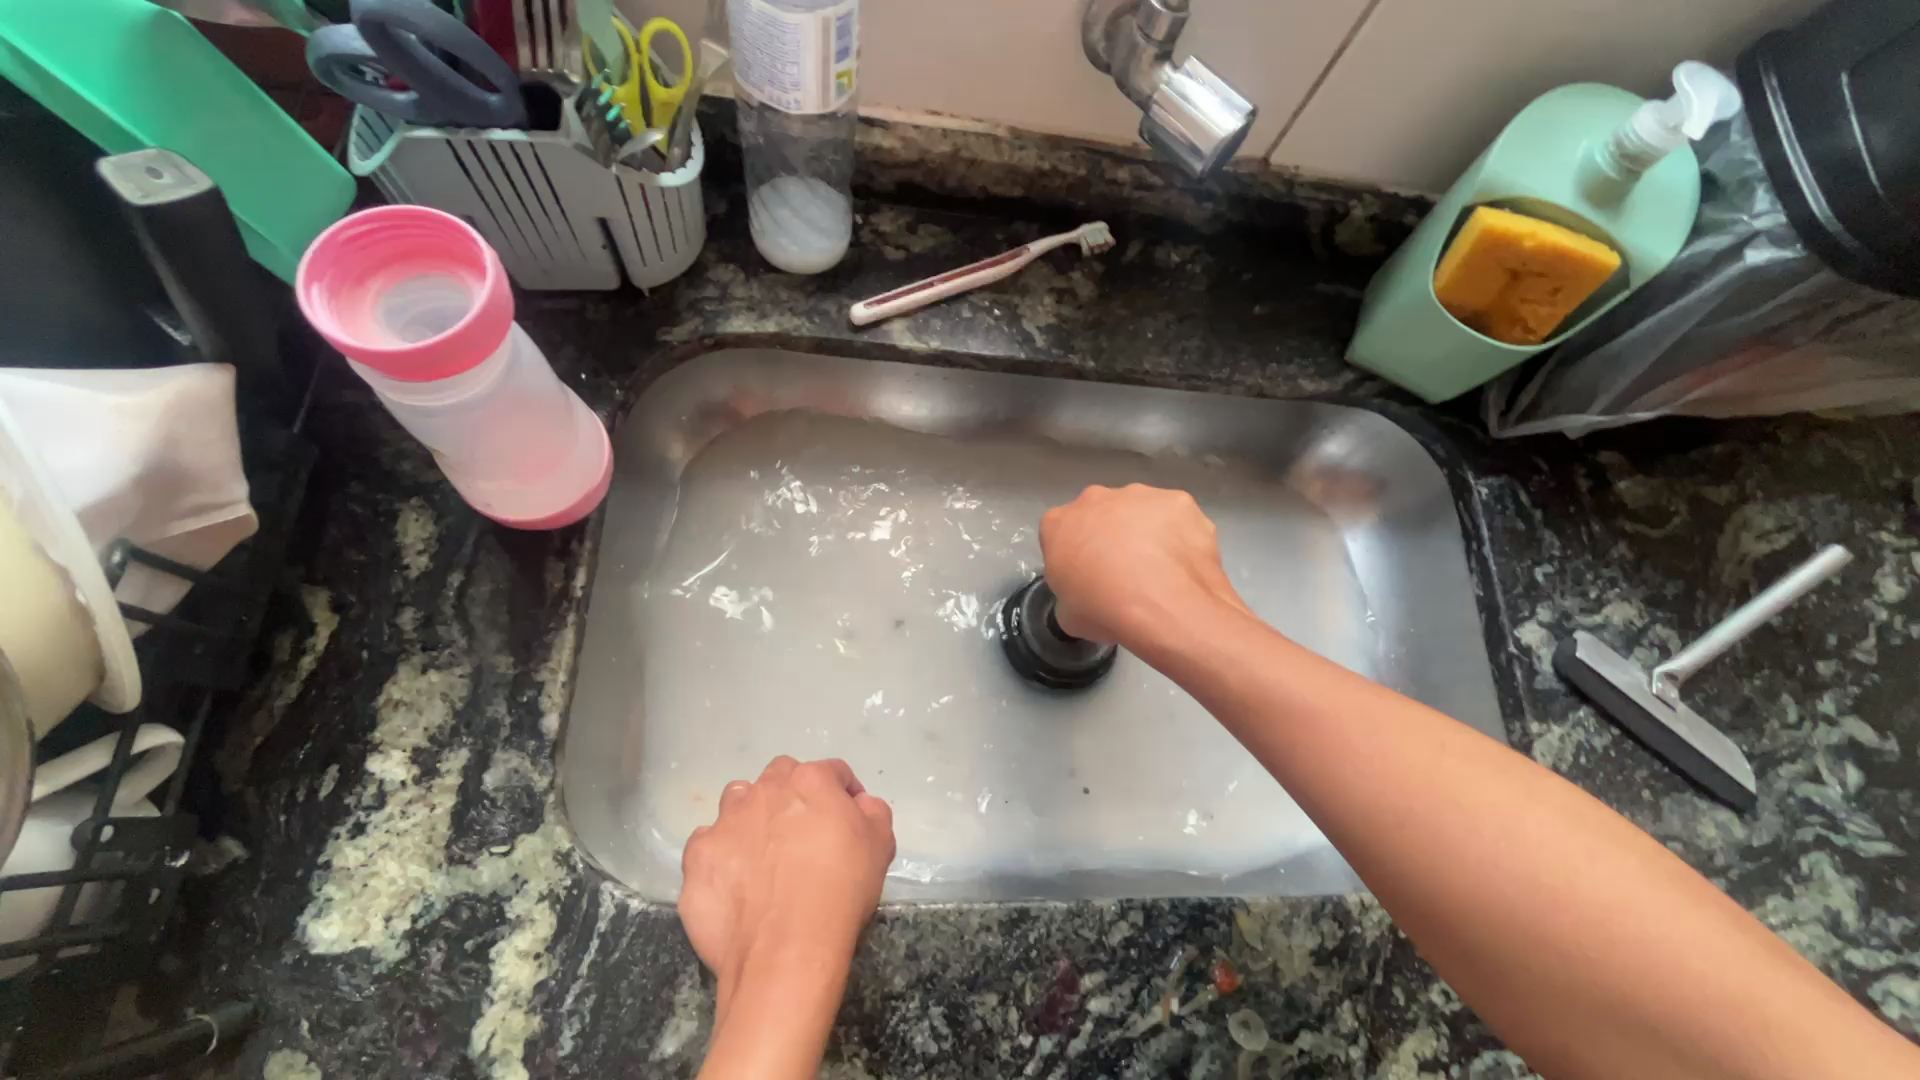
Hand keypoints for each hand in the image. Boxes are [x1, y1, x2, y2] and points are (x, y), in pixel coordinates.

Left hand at [679, 756, 894, 1013]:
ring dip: (751, 815)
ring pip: (736, 800)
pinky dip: (721, 855)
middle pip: (780, 776)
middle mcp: (764, 791)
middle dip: (793, 794)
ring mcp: (724, 823)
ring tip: (762, 852)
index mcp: (810, 781)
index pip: (833, 772)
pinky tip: (734, 882)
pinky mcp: (698, 858)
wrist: (787, 948)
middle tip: (804, 832)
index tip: (851, 818)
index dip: (845, 792)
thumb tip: (859, 804)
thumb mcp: (881, 846)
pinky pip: (707, 844)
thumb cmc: (842, 891)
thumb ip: (873, 812)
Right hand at [1040, 484, 1250, 648]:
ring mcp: (1138, 495)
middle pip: (1099, 514)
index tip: (1089, 578)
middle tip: (1125, 573)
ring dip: (1144, 532)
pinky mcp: (1178, 500)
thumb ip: (1070, 595)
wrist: (1162, 602)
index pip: (1060, 534)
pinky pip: (1175, 517)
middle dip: (1109, 537)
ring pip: (1139, 511)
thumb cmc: (1103, 609)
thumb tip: (1085, 596)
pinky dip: (1178, 535)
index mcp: (1059, 523)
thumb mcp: (1068, 616)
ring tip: (1160, 570)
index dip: (1075, 557)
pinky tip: (1184, 562)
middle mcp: (1094, 499)